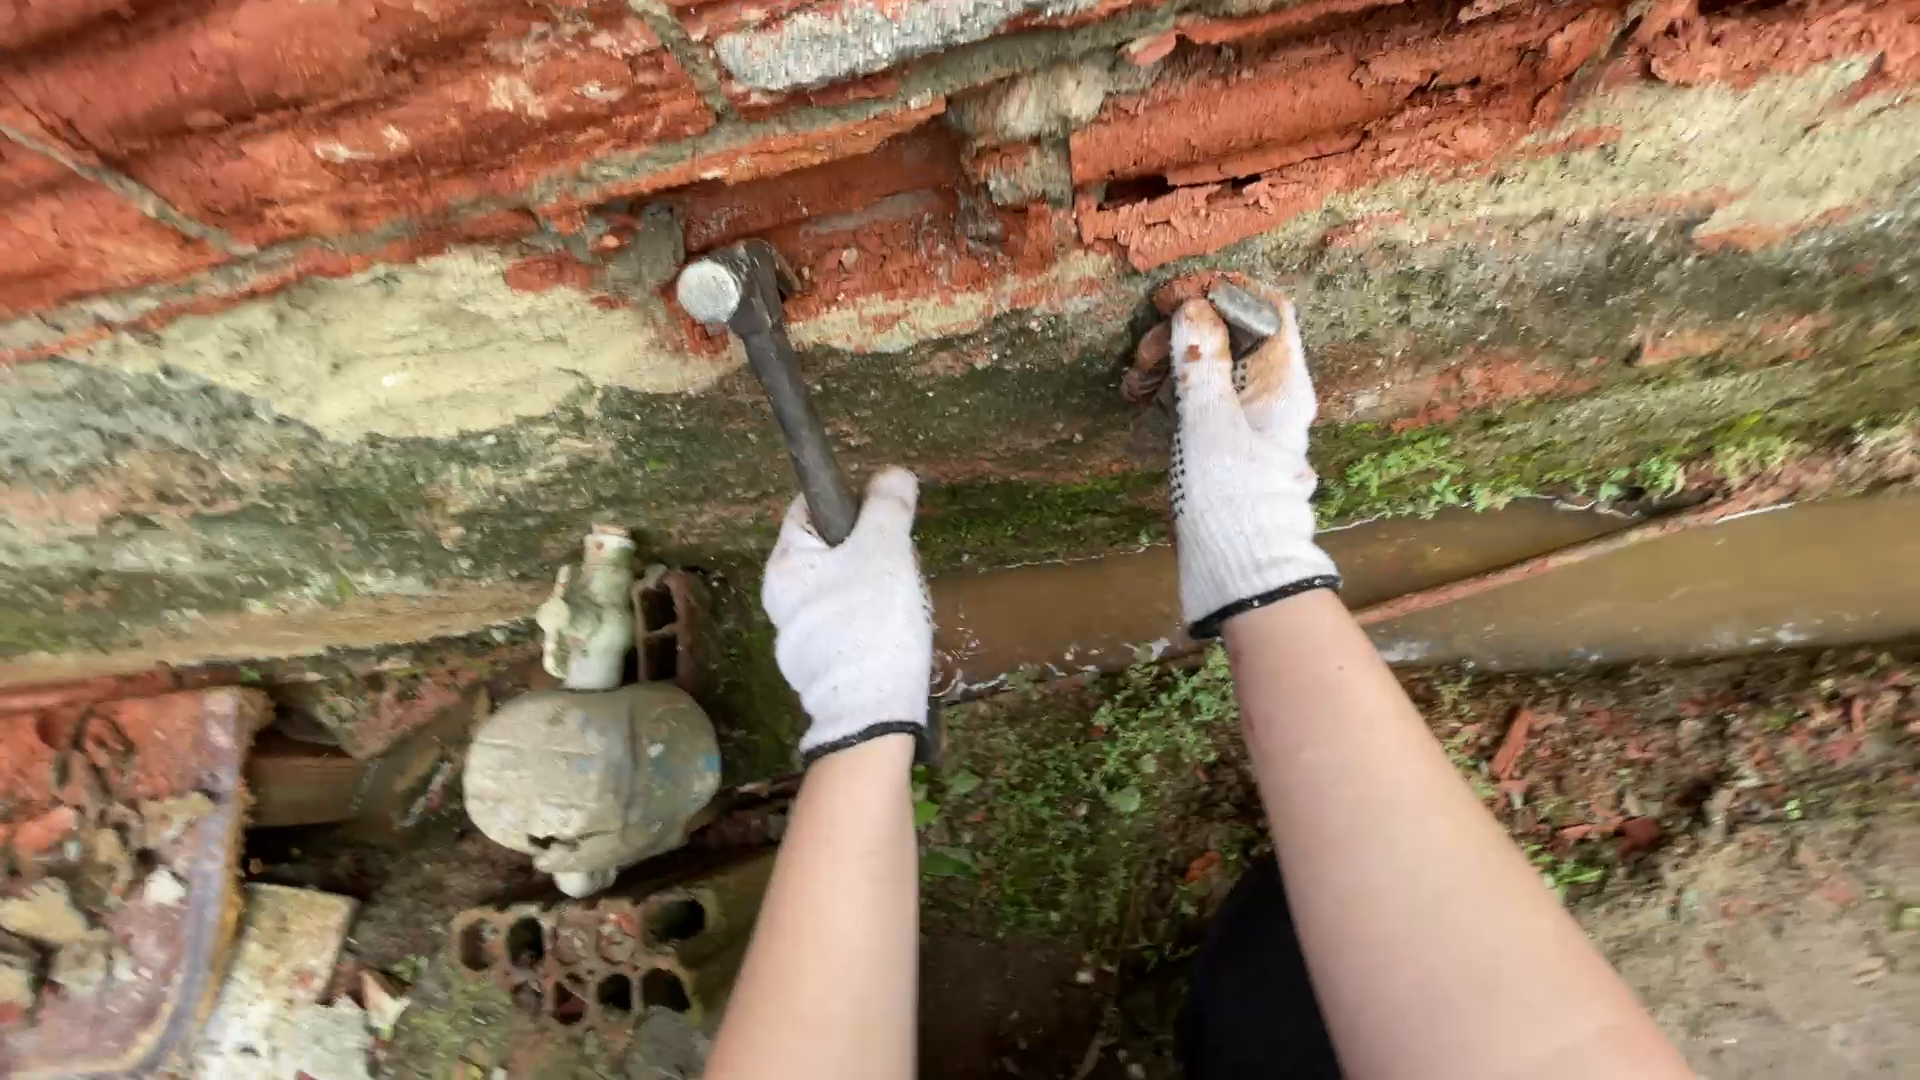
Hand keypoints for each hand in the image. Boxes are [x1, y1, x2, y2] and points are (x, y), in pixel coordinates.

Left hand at [762, 467, 932, 762]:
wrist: (871, 710)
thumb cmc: (872, 620)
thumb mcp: (885, 551)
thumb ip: (887, 507)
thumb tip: (892, 474)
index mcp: (785, 565)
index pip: (809, 508)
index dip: (848, 503)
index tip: (882, 516)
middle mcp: (780, 598)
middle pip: (831, 549)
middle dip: (870, 550)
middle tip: (899, 566)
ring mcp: (797, 636)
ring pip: (842, 587)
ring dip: (874, 586)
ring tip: (902, 604)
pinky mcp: (819, 666)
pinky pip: (847, 624)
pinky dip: (870, 621)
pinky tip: (891, 634)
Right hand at [1170, 292, 1339, 636]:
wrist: (1237, 568)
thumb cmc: (1230, 497)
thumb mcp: (1209, 423)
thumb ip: (1200, 363)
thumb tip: (1192, 310)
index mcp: (1284, 382)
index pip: (1265, 309)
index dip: (1220, 294)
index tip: (1172, 301)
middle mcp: (1270, 394)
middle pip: (1231, 335)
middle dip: (1183, 333)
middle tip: (1143, 353)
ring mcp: (1246, 419)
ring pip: (1211, 366)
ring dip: (1170, 362)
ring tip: (1134, 381)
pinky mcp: (1224, 443)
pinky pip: (1199, 398)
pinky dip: (1171, 391)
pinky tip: (1141, 398)